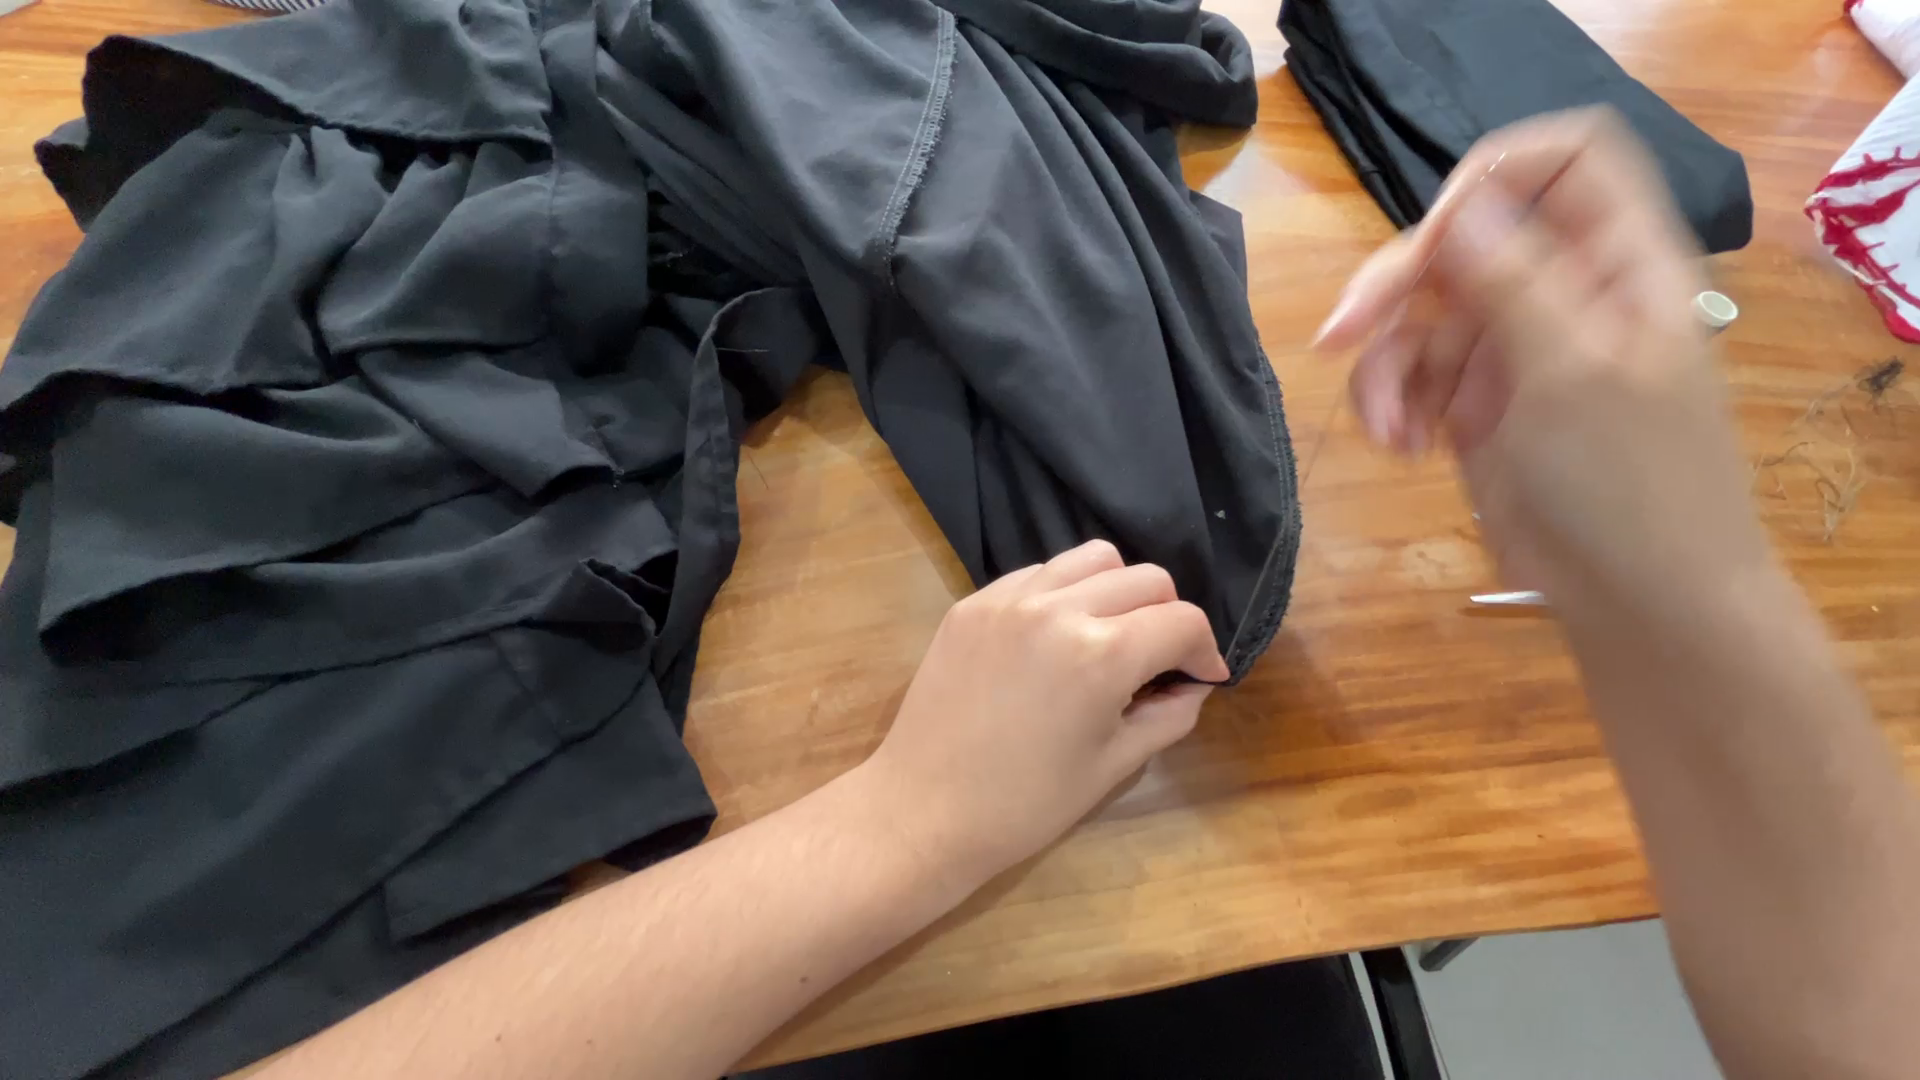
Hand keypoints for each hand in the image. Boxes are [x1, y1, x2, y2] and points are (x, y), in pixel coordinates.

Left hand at [854, 540, 1227, 892]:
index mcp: (1100, 654)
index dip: (1204, 650)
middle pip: (1144, 578)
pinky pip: (1036, 574)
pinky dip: (1063, 592)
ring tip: (1107, 634)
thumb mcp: (1113, 765)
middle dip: (1167, 615)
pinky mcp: (972, 603)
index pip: (1181, 621)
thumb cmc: (1026, 803)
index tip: (1200, 676)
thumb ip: (1168, 715)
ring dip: (1117, 590)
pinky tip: (1054, 635)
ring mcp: (1008, 599)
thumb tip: (1192, 685)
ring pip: (1091, 559)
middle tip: (1157, 659)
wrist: (925, 808)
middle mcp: (1056, 608)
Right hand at [1315, 108, 1770, 609]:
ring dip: (1383, 376)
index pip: (1557, 166)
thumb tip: (1461, 203)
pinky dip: (1390, 409)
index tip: (1428, 246)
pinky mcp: (1466, 402)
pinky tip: (1403, 449)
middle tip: (1337, 340)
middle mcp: (1553, 294)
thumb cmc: (1627, 482)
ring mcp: (1504, 351)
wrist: (1630, 591)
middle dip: (1390, 295)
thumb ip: (1515, 281)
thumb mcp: (1570, 372)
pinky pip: (1404, 379)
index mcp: (1610, 264)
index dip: (1485, 183)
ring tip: (1393, 436)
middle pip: (1453, 248)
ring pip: (1412, 322)